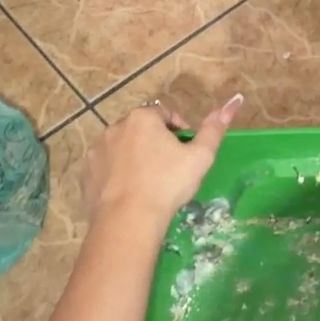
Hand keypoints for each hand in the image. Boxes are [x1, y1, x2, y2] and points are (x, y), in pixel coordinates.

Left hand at [83, 95, 242, 224]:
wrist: (128, 220)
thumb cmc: (168, 183)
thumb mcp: (201, 156)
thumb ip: (215, 128)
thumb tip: (234, 101)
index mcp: (143, 118)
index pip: (166, 114)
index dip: (180, 131)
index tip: (187, 151)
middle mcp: (115, 127)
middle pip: (142, 129)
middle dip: (156, 142)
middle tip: (171, 167)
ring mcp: (96, 150)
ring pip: (122, 147)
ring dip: (136, 156)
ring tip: (150, 181)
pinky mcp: (85, 173)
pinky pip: (106, 167)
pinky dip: (117, 174)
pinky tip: (131, 192)